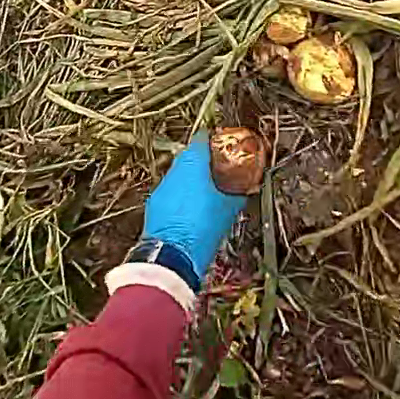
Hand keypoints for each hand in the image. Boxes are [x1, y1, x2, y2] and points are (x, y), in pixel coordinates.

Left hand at [142, 133, 246, 280]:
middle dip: (203, 160)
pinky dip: (181, 195)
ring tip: (207, 191)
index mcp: (193, 165)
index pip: (201, 139)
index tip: (222, 143)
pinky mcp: (154, 206)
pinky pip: (170, 193)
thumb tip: (245, 190)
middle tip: (219, 168)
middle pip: (188, 155)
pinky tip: (192, 209)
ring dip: (191, 179)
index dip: (213, 138)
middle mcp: (174, 172)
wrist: (170, 260)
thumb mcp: (227, 210)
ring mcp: (162, 189)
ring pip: (178, 175)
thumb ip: (237, 195)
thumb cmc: (201, 229)